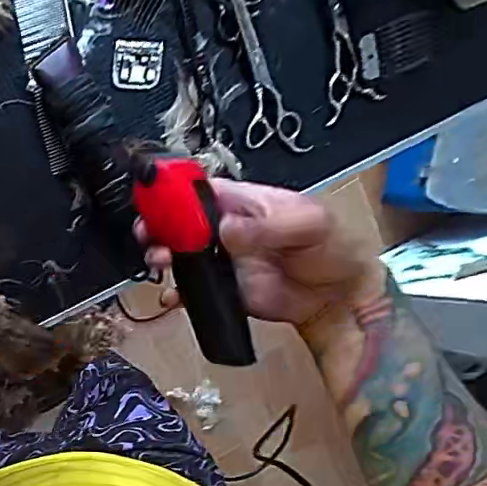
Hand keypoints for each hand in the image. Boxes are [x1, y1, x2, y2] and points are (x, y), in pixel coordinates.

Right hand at [134, 180, 382, 327]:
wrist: (337, 296)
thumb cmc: (331, 247)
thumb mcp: (308, 224)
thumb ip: (267, 226)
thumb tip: (228, 228)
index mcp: (245, 201)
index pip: (201, 189)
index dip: (176, 191)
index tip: (157, 198)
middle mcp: (228, 229)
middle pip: (181, 221)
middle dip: (160, 224)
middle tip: (149, 233)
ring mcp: (223, 260)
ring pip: (182, 255)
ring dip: (163, 257)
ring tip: (160, 261)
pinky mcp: (224, 289)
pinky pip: (194, 289)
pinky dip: (178, 293)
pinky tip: (172, 296)